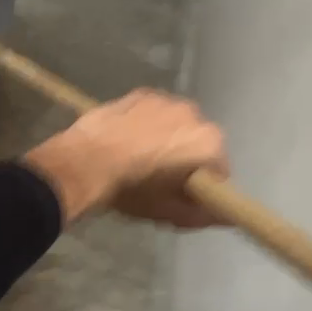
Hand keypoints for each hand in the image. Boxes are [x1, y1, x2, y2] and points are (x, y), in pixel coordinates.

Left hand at [21, 89, 229, 226]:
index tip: (184, 196)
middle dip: (186, 158)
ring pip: (175, 124)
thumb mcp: (170, 212)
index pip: (219, 170)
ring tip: (140, 158)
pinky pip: (153, 112)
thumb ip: (206, 215)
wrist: (85, 160)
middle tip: (161, 179)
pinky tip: (127, 140)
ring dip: (167, 138)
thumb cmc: (133, 188)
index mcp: (209, 143)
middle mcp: (193, 113)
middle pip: (198, 142)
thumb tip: (226, 216)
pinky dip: (146, 124)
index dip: (204, 186)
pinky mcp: (139, 93)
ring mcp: (165, 99)